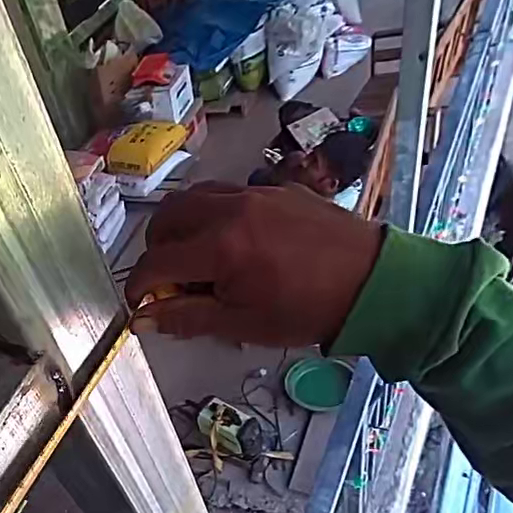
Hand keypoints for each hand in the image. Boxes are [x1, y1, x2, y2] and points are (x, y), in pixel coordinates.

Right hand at [123, 183, 383, 347]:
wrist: (374, 282)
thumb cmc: (306, 310)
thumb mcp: (241, 324)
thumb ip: (185, 318)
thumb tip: (143, 318)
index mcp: (220, 248)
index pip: (155, 262)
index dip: (138, 285)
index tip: (139, 301)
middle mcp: (230, 211)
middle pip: (166, 217)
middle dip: (155, 248)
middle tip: (167, 276)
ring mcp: (254, 194)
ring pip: (193, 196)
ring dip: (180, 224)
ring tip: (193, 253)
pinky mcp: (276, 188)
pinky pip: (227, 192)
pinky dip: (212, 213)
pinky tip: (230, 240)